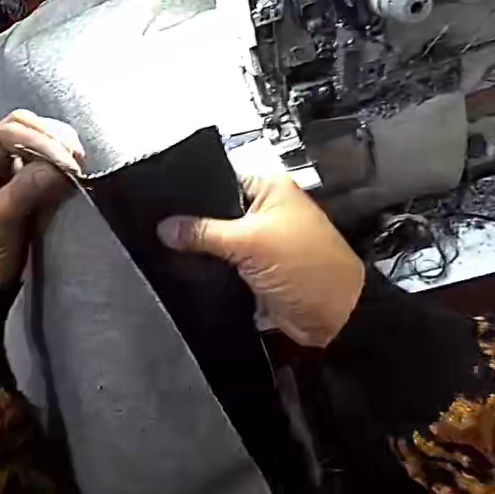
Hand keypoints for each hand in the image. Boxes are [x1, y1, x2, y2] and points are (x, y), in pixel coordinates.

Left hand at [0, 111, 84, 294]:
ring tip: (77, 165)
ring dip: (57, 148)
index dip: (39, 142)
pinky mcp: (16, 188)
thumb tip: (60, 166)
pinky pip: (40, 165)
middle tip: (77, 159)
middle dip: (50, 139)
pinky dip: (58, 165)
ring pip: (33, 141)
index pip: (4, 134)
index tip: (68, 163)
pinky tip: (72, 173)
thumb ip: (24, 190)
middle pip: (19, 128)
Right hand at [156, 175, 364, 347]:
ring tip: (166, 246)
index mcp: (269, 187)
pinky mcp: (252, 268)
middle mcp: (263, 209)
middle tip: (161, 226)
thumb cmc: (310, 268)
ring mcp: (257, 240)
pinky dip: (207, 266)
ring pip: (215, 238)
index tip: (163, 200)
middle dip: (192, 221)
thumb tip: (167, 227)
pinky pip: (221, 262)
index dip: (192, 187)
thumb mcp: (251, 242)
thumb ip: (204, 232)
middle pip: (214, 208)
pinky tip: (184, 267)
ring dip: (199, 246)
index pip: (220, 176)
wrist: (333, 317)